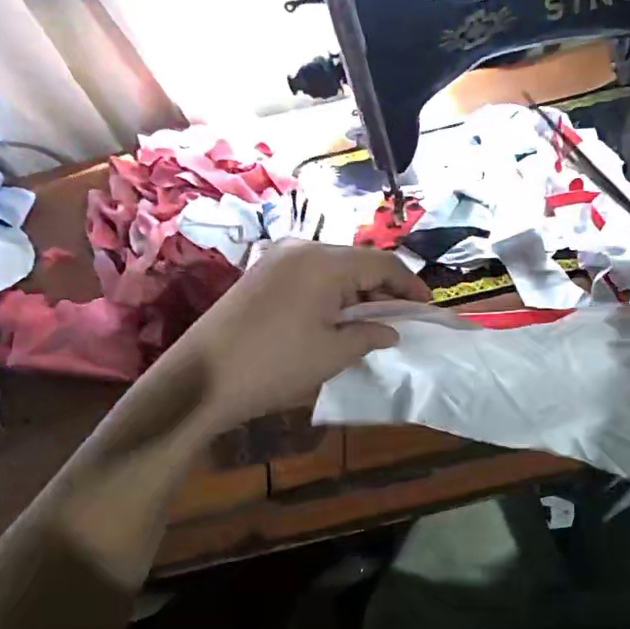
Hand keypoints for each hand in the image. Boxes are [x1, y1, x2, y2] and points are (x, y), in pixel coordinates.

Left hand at [158, 239, 429, 433]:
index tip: (428, 308)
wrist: (201, 379)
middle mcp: (301, 248)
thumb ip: (369, 335)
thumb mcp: (332, 354)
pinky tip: (339, 315)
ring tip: (375, 319)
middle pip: (358, 261)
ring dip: (358, 290)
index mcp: (324, 262)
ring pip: (334, 267)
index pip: (383, 264)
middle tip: (403, 316)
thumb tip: (390, 330)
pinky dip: (332, 292)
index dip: (411, 286)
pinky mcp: (261, 274)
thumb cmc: (275, 366)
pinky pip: (310, 275)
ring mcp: (276, 259)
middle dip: (385, 288)